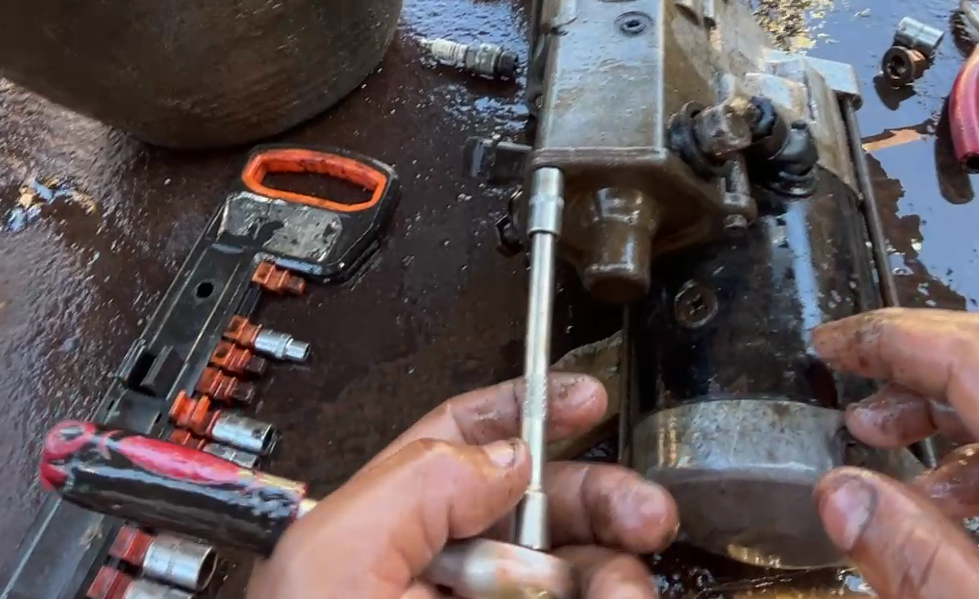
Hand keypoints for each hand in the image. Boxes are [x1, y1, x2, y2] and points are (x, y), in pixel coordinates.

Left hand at [247, 372, 678, 598]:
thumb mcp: (332, 564)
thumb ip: (417, 483)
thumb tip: (507, 456)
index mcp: (391, 536)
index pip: (459, 446)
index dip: (523, 410)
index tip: (584, 399)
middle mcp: (443, 580)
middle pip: (535, 508)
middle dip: (596, 495)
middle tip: (646, 511)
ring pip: (574, 578)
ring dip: (615, 574)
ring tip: (626, 591)